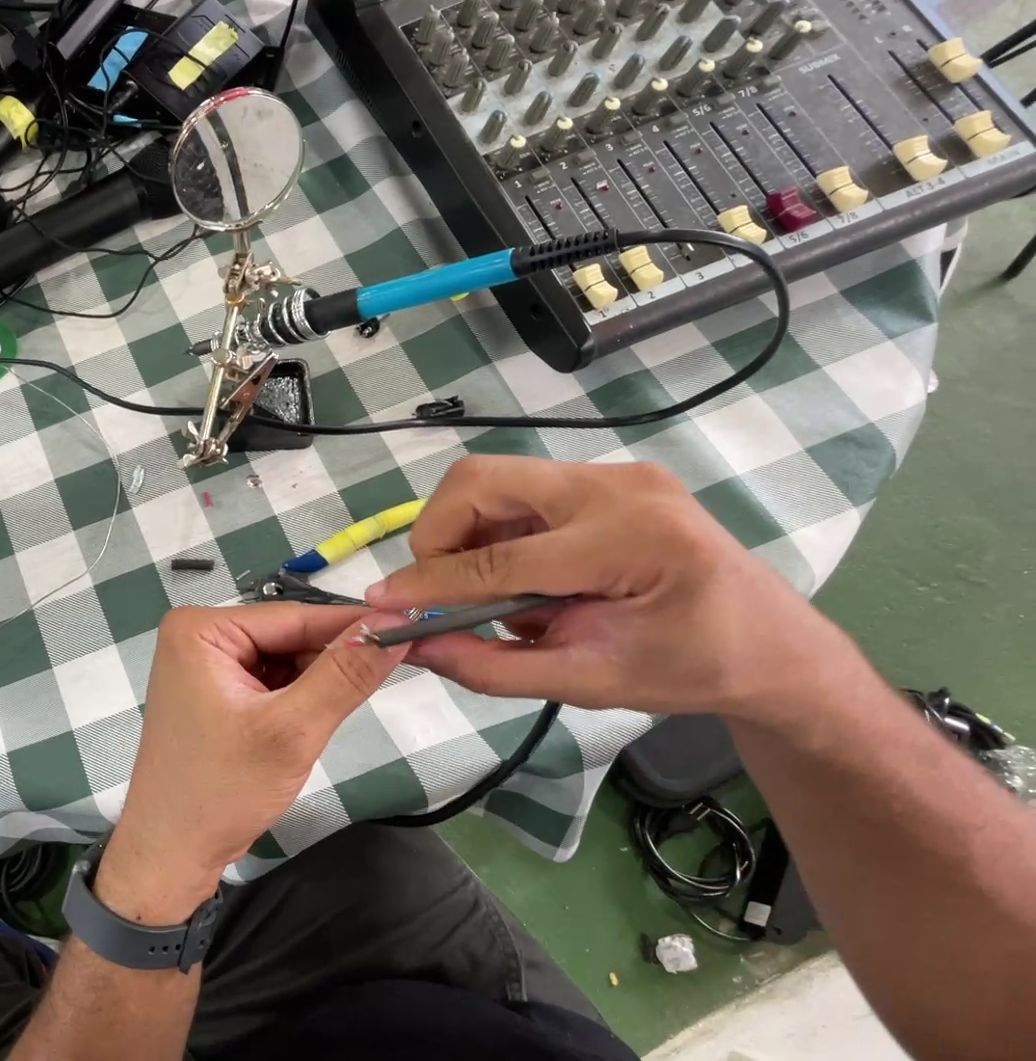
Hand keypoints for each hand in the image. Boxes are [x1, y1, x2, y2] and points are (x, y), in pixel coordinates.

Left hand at [99, 603, 411, 921]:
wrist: (171, 850)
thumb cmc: (222, 789)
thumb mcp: (292, 730)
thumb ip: (345, 675)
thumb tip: (393, 628)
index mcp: (200, 628)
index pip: (292, 616)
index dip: (354, 624)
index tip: (415, 622)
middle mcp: (196, 635)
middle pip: (286, 635)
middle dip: (333, 659)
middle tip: (397, 669)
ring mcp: (202, 664)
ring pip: (282, 659)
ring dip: (315, 683)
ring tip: (348, 704)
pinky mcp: (212, 691)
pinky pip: (268, 680)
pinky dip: (297, 698)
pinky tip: (312, 720)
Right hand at [365, 455, 859, 725]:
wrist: (774, 645)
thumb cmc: (692, 672)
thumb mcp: (588, 683)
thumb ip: (492, 666)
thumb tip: (412, 645)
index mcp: (632, 541)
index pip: (501, 557)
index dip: (431, 583)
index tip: (382, 603)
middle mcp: (619, 487)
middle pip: (481, 480)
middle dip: (437, 534)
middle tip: (437, 587)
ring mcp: (613, 474)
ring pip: (492, 479)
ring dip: (463, 533)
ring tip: (486, 588)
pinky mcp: (603, 477)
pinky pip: (516, 489)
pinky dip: (491, 531)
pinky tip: (516, 572)